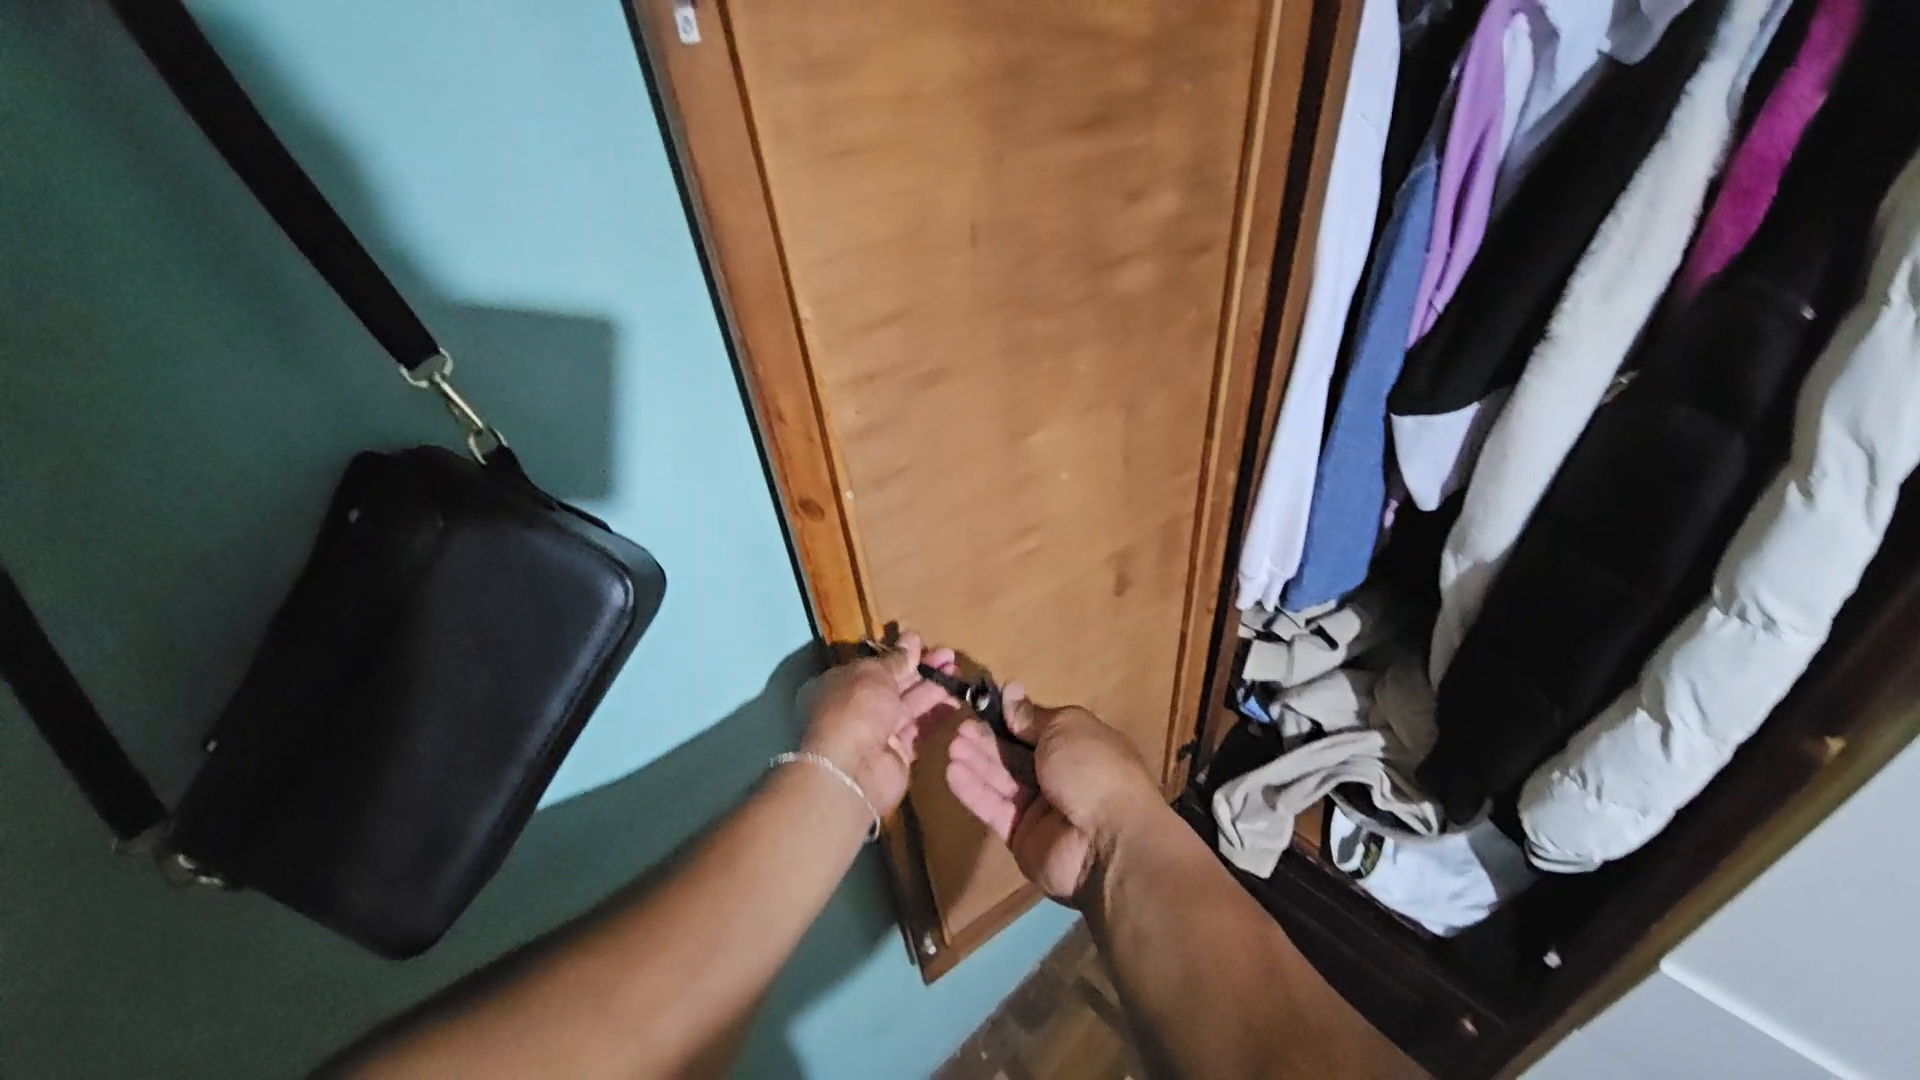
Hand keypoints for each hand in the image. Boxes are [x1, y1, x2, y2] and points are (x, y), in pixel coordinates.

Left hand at [797, 632, 957, 814]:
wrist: (853, 769)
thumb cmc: (856, 708)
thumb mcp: (874, 674)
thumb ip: (896, 660)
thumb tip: (910, 639)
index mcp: (841, 683)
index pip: (873, 665)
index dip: (898, 654)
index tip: (921, 643)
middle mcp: (857, 706)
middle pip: (893, 683)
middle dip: (921, 668)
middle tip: (949, 655)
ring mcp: (877, 731)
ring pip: (908, 704)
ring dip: (932, 687)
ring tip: (957, 671)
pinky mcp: (897, 751)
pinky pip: (919, 728)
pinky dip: (935, 714)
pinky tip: (955, 700)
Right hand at [944, 685, 1162, 904]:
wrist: (1107, 841)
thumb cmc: (1091, 769)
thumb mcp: (1065, 727)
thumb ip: (1032, 716)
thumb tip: (1012, 691)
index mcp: (1079, 746)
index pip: (1038, 729)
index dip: (1012, 717)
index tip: (985, 704)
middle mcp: (1060, 776)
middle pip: (1015, 755)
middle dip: (988, 740)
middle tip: (960, 727)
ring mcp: (1040, 809)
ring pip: (1001, 780)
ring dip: (977, 762)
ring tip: (952, 746)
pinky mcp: (1021, 836)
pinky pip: (994, 809)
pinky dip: (974, 790)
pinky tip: (953, 772)